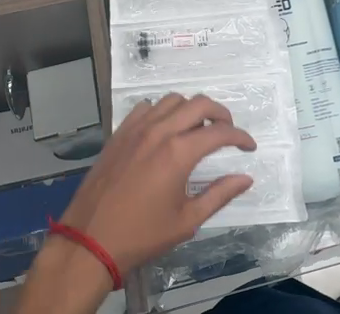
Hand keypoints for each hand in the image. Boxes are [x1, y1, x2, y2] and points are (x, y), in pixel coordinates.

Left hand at [55, 94, 256, 272]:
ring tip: (197, 129)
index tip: (249, 147)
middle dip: (220, 113)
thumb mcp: (186, 221)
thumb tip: (245, 178)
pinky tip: (164, 130)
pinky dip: (162, 111)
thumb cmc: (142, 235)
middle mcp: (159, 131)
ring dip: (190, 109)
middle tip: (228, 131)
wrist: (91, 239)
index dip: (240, 137)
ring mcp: (136, 128)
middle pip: (198, 103)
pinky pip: (146, 107)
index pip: (219, 132)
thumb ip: (219, 195)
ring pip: (172, 100)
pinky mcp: (120, 132)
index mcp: (179, 152)